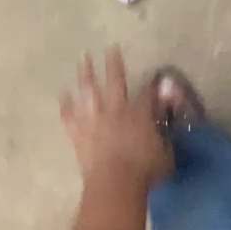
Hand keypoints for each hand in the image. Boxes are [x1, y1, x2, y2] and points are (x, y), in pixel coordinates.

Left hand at [59, 47, 171, 189]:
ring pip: (89, 90)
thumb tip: (167, 128)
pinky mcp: (78, 132)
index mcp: (140, 113)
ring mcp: (94, 119)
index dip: (153, 86)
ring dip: (86, 73)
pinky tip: (64, 94)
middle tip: (109, 47)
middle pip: (115, 80)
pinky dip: (66, 104)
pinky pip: (69, 115)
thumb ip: (166, 137)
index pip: (148, 93)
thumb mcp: (166, 153)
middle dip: (113, 63)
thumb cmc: (145, 171)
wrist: (114, 182)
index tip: (156, 80)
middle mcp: (116, 109)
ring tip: (83, 58)